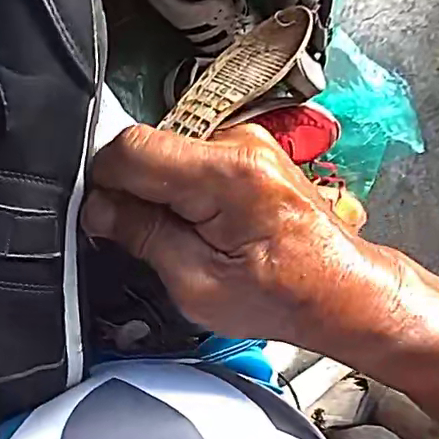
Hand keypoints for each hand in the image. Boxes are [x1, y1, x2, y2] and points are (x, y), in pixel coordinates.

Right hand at [80, 123, 409, 356]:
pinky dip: (179, 191)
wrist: (339, 289)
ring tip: (184, 236)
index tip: (104, 218)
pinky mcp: (246, 150)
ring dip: (156, 193)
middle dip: (131, 191)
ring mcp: (245, 142)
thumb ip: (143, 237)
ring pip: (164, 153)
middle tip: (147, 238)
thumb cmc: (285, 296)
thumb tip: (99, 210)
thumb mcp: (197, 284)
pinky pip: (187, 159)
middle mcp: (239, 143)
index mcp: (228, 175)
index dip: (104, 185)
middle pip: (146, 147)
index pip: (130, 149)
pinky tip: (199, 224)